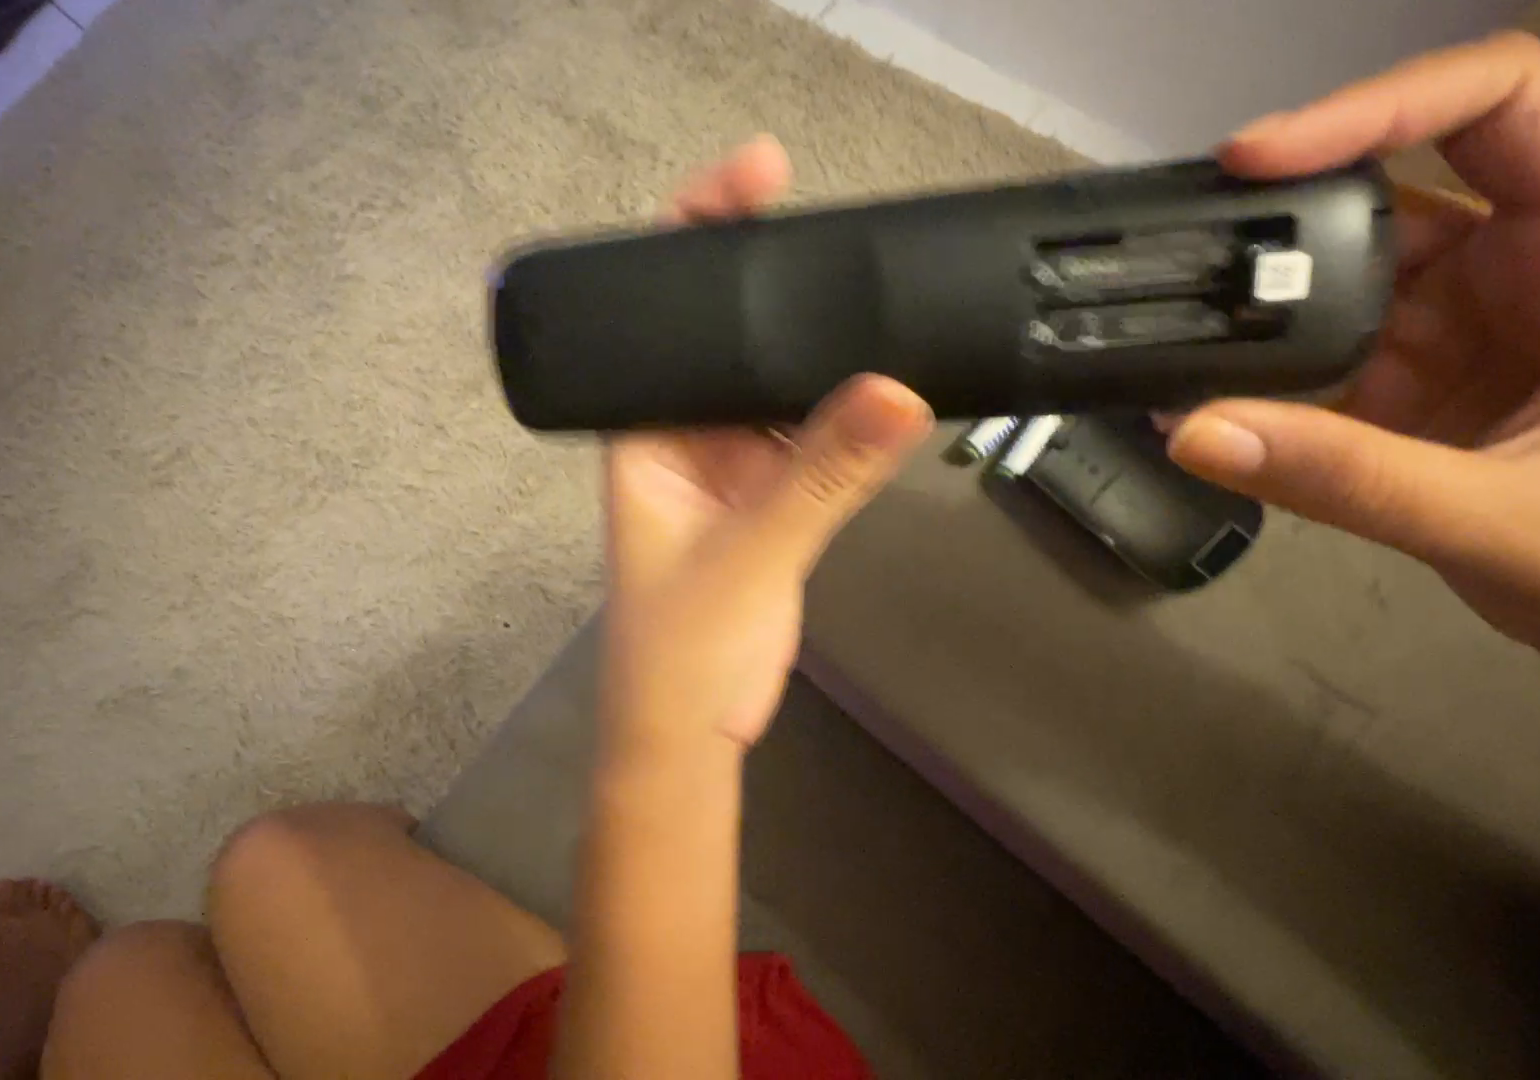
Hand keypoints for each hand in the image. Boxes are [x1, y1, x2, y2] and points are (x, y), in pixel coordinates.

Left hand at [600, 137, 933, 751]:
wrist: (689, 736)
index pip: (659, 309)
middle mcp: (680, 433)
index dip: (698, 234)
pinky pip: (810, 432)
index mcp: (640, 430)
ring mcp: (730, 464)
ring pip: (774, 382)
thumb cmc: (680, 653)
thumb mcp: (748, 555)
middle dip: (771, 276)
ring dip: (815, 342)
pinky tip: (883, 374)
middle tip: (837, 222)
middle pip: (722, 332)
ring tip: (872, 284)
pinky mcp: (771, 498)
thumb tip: (899, 392)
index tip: (758, 176)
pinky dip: (843, 406)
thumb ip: (819, 476)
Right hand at [1166, 32, 1539, 679]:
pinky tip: (1193, 392)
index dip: (1375, 108)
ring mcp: (1454, 328)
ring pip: (1334, 280)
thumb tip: (1189, 432)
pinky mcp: (1404, 382)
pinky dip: (1251, 375)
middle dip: (1278, 217)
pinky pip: (1314, 356)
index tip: (1252, 160)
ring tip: (1163, 321)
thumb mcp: (1506, 520)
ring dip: (1252, 304)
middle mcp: (1522, 269)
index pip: (1501, 108)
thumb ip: (1347, 478)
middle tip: (1175, 246)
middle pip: (1386, 194)